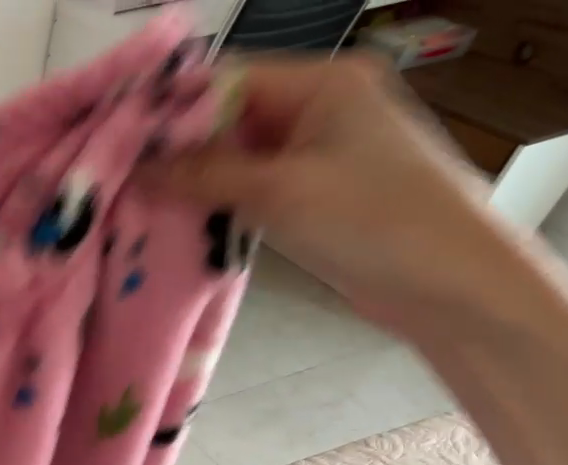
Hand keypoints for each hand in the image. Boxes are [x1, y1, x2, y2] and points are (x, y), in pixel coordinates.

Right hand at [151, 55, 511, 327]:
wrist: (449, 283)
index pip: (229, 79)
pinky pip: (254, 188)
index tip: (118, 144)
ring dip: (195, 182)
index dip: (172, 110)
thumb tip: (137, 170)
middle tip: (120, 182)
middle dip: (177, 150)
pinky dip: (220, 203)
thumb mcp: (279, 192)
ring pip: (237, 157)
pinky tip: (182, 223)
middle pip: (230, 117)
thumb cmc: (372, 220)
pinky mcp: (316, 193)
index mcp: (323, 83)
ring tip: (139, 205)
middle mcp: (321, 107)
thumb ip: (204, 176)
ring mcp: (320, 152)